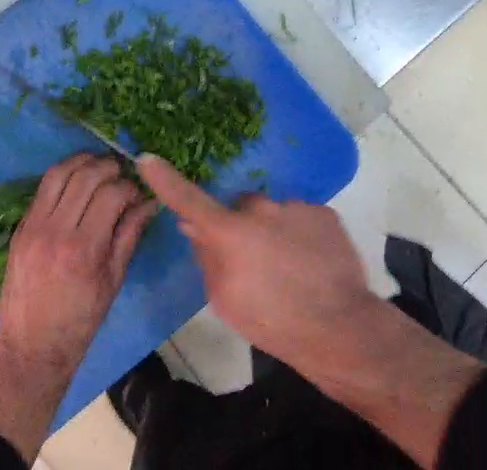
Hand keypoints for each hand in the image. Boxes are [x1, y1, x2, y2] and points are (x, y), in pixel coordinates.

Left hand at [0, 156, 155, 461]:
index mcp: (84, 249)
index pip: (112, 194)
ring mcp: (33, 227)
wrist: (32, 346)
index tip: (139, 194)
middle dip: (109, 167)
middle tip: (122, 174)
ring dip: (83, 163)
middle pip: (85, 175)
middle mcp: (56, 231)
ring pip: (59, 173)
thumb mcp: (114, 279)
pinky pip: (43, 189)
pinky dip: (64, 178)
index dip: (131, 187)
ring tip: (100, 168)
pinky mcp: (20, 227)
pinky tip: (78, 183)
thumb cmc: (81, 320)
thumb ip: (130, 234)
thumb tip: (151, 202)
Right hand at [138, 154, 484, 468]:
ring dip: (273, 232)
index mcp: (230, 232)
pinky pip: (300, 218)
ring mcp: (296, 207)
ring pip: (273, 213)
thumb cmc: (272, 320)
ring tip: (289, 270)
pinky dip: (300, 236)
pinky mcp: (325, 213)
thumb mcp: (225, 299)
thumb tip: (195, 227)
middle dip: (240, 227)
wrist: (339, 327)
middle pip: (240, 209)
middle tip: (253, 263)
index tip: (147, 158)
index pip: (189, 200)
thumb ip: (207, 257)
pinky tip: (310, 265)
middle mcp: (261, 208)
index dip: (165, 180)